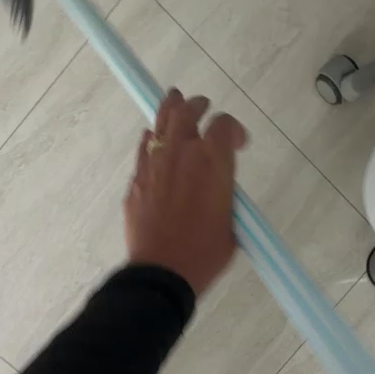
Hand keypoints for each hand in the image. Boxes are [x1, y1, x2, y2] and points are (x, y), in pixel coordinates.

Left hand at [124, 88, 247, 295]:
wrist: (163, 273)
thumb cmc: (204, 254)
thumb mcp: (231, 224)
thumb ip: (224, 194)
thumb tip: (218, 186)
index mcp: (213, 161)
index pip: (225, 126)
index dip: (234, 131)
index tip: (238, 143)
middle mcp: (183, 153)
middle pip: (188, 112)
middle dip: (198, 106)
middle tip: (202, 105)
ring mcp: (155, 164)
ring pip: (161, 123)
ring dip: (171, 109)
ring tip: (175, 100)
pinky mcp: (136, 180)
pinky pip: (144, 148)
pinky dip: (152, 140)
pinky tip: (154, 140)